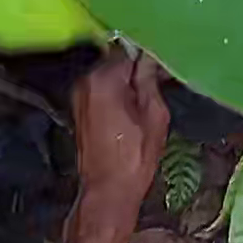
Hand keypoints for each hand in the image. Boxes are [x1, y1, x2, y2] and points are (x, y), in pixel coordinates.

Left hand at [69, 47, 169, 219]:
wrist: (107, 190)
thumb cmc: (135, 155)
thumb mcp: (154, 114)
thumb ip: (149, 79)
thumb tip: (150, 58)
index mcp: (104, 78)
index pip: (130, 51)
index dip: (150, 59)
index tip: (164, 70)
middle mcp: (86, 81)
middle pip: (117, 61)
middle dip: (137, 69)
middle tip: (159, 84)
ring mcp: (79, 94)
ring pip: (109, 75)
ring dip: (127, 81)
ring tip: (146, 99)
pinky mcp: (79, 108)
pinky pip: (101, 89)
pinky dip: (116, 92)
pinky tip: (131, 108)